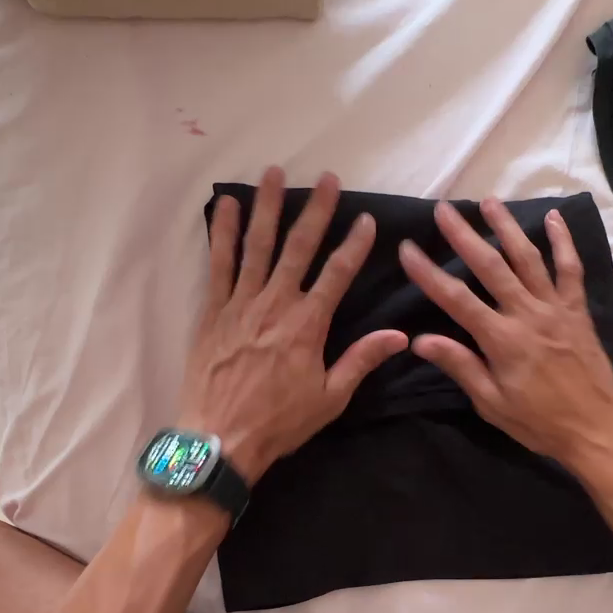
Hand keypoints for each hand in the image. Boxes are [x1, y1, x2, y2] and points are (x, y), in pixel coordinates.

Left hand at [179, 168, 407, 481]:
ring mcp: (240, 304)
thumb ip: (361, 360)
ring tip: (275, 173)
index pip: (338, 274)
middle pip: (299, 248)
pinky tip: (228, 206)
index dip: (354, 245)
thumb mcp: (330, 397)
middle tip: (328, 178)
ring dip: (269, 207)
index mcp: (308, 325)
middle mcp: (275, 304)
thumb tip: (399, 336)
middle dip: (316, 211)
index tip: (366, 220)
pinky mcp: (213, 311)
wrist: (222, 439)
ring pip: (257, 246)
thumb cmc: (280, 422)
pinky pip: (219, 264)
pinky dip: (224, 233)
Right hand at [398, 199, 612, 467]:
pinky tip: (554, 218)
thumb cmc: (538, 423)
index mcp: (502, 340)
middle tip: (444, 209)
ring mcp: (556, 309)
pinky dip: (563, 242)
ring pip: (529, 258)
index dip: (429, 273)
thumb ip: (460, 366)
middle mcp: (527, 315)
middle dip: (464, 236)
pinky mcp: (578, 311)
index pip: (457, 300)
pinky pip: (571, 270)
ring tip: (488, 202)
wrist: (594, 429)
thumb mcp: (492, 403)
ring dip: (507, 227)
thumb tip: (421, 340)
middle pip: (491, 267)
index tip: (408, 249)